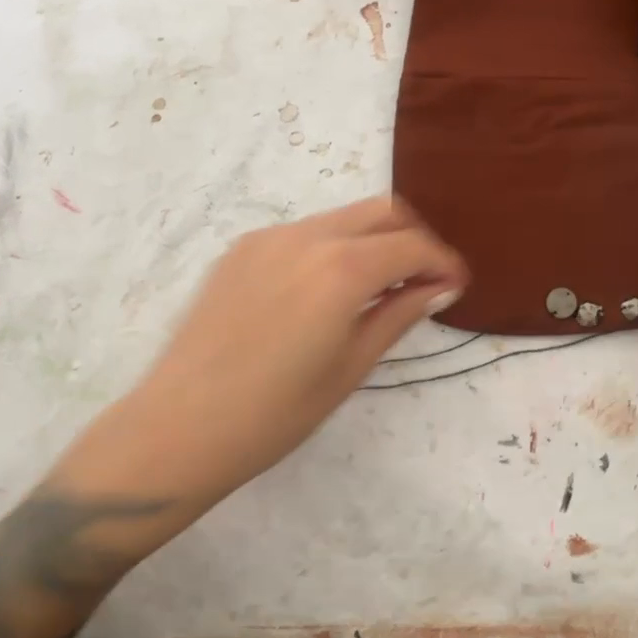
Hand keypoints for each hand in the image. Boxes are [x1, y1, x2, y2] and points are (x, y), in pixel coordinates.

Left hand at [96, 197, 467, 505]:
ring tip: (381, 287)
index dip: (443, 263)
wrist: (180, 426)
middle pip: (382, 211)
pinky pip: (305, 233)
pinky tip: (329, 291)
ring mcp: (269, 238)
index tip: (456, 286)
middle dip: (414, 238)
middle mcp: (307, 236)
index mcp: (342, 269)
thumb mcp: (351, 366)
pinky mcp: (242, 249)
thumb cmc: (276, 413)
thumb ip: (400, 314)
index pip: (413, 245)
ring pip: (343, 218)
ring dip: (374, 240)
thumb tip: (442, 286)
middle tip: (425, 279)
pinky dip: (334, 247)